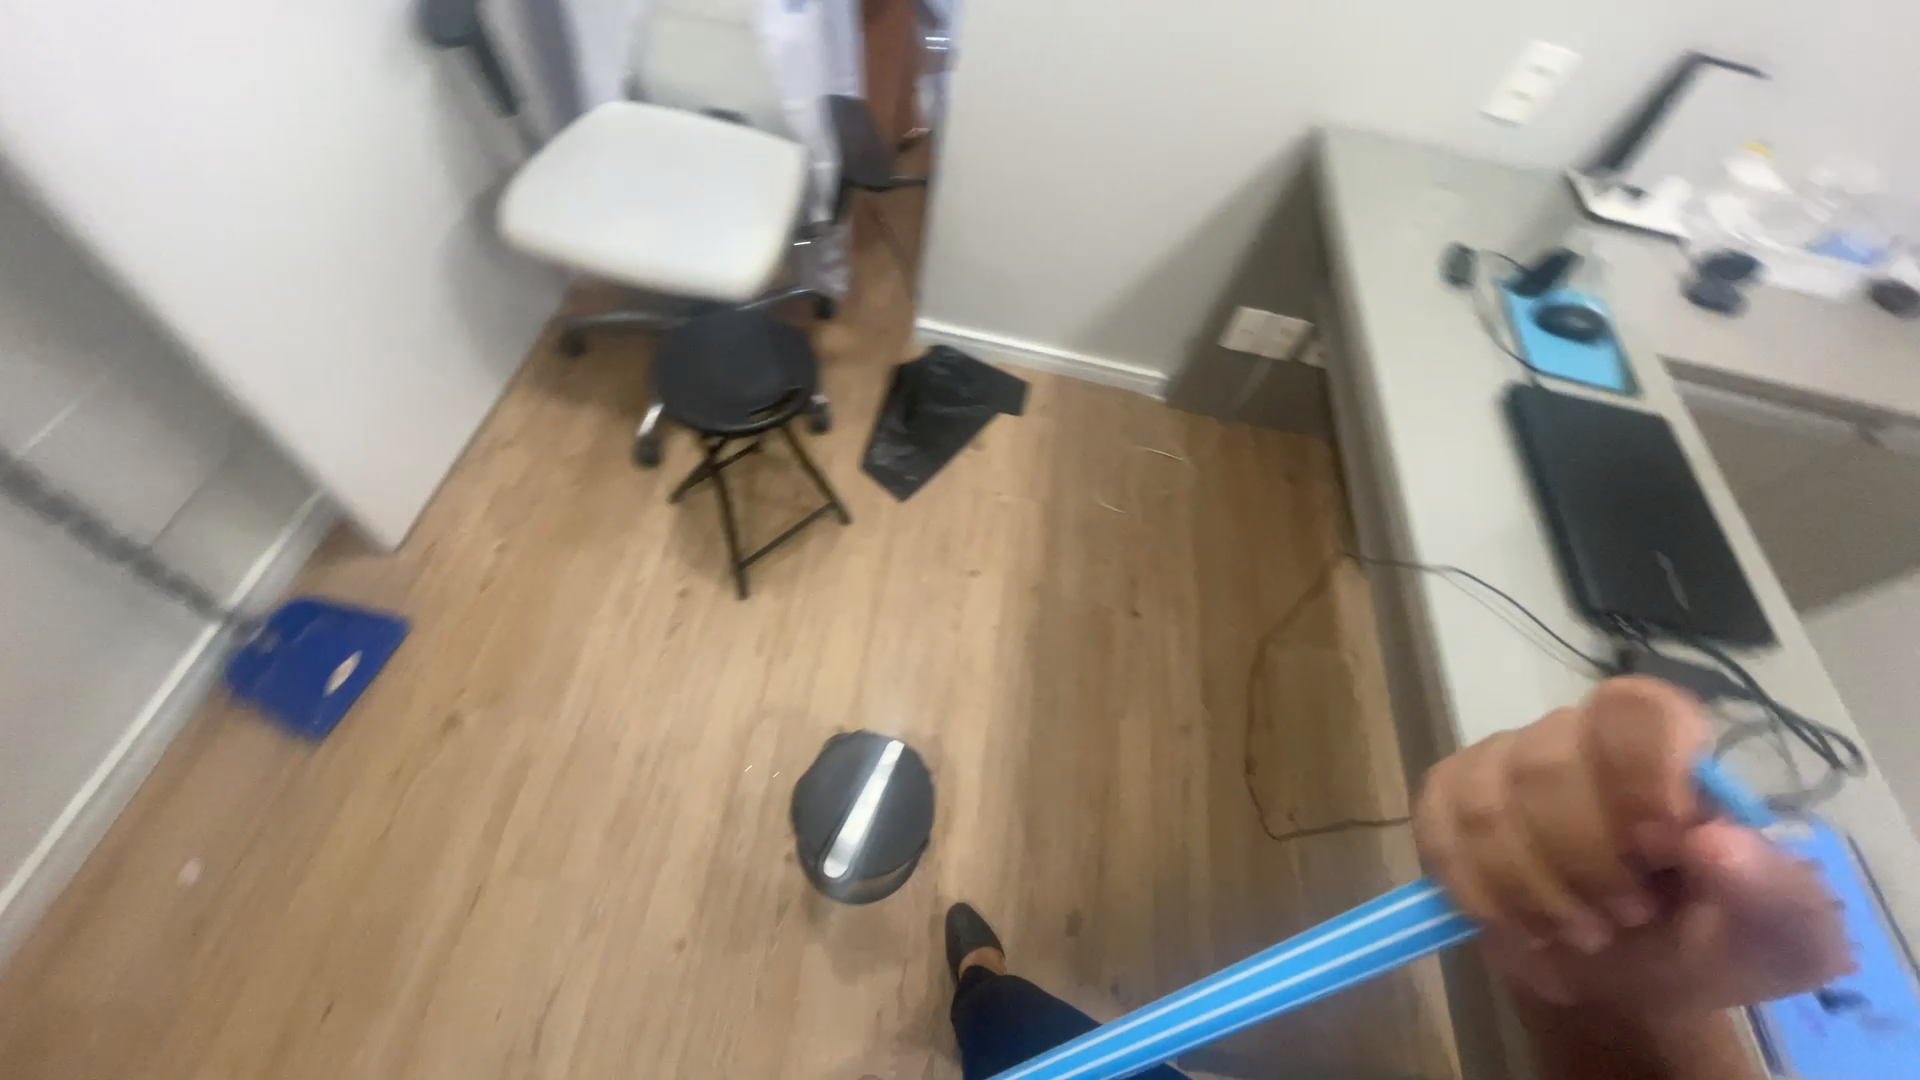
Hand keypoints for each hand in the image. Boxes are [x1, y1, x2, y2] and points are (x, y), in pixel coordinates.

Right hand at [1414, 676, 1851, 1013]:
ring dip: (1533, 890)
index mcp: (1658, 751)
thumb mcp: (1777, 941)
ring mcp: (1491, 762)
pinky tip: (1520, 924)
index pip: (1633, 707)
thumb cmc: (1699, 942)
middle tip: (1624, 917)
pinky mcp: (1440, 796)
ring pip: (1486, 806)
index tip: (1660, 847)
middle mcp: (1565, 738)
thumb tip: (1713, 841)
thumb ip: (1773, 894)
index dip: (1639, 766)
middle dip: (1584, 862)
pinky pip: (1441, 833)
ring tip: (1577, 933)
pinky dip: (1482, 894)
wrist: (1613, 978)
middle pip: (1547, 766)